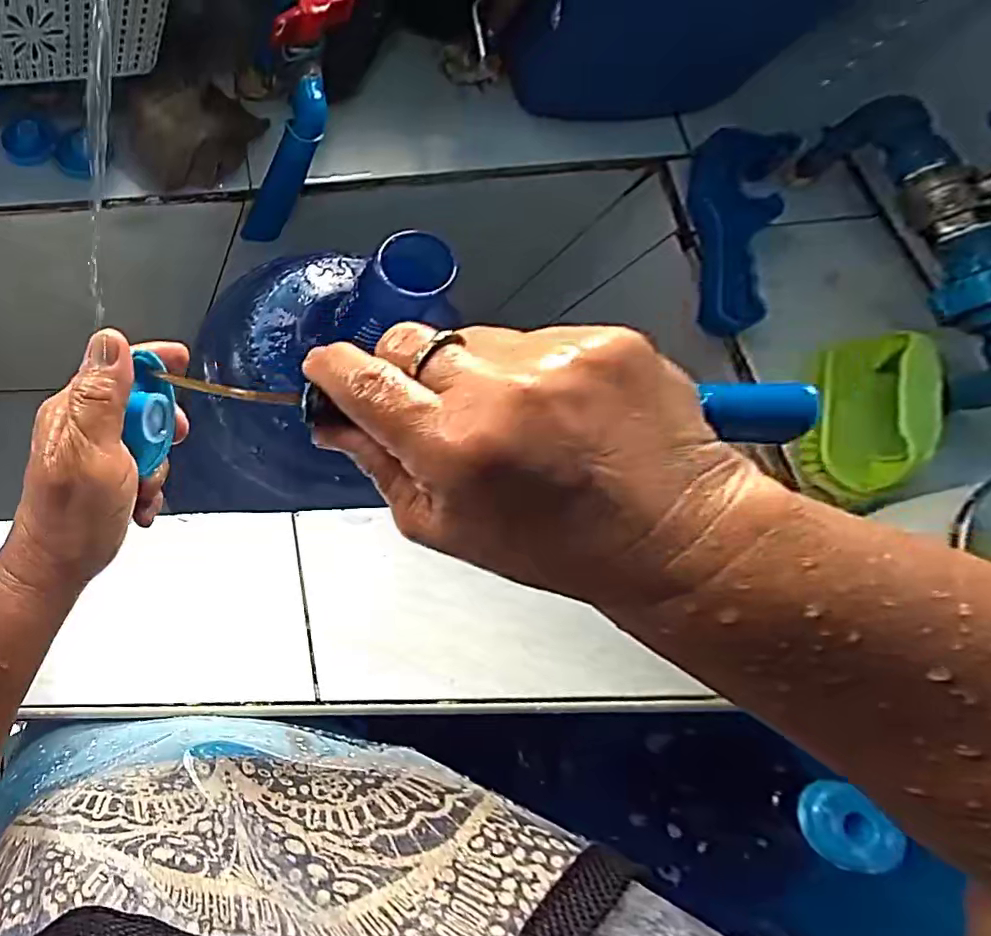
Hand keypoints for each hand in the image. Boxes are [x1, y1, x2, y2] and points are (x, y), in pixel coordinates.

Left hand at [3, 329, 189, 591]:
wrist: (57, 566)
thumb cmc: (71, 519)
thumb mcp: (94, 451)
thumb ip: (102, 396)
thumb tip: (110, 344)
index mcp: (73, 411)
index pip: (115, 364)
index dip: (150, 362)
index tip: (179, 362)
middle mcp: (79, 427)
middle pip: (136, 403)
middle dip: (158, 429)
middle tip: (158, 451)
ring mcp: (89, 453)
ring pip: (141, 440)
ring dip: (153, 467)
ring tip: (141, 490)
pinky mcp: (98, 477)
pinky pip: (136, 467)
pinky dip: (145, 487)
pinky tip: (138, 505)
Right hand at [301, 322, 775, 606]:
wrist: (669, 532)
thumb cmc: (544, 543)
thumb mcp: (434, 522)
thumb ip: (377, 464)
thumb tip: (334, 423)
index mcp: (451, 447)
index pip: (367, 382)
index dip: (333, 368)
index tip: (322, 365)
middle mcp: (499, 392)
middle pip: (407, 342)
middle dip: (395, 368)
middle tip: (416, 403)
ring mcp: (555, 358)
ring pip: (464, 339)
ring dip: (459, 370)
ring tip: (498, 414)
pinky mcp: (602, 340)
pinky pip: (524, 337)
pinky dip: (516, 368)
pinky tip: (543, 407)